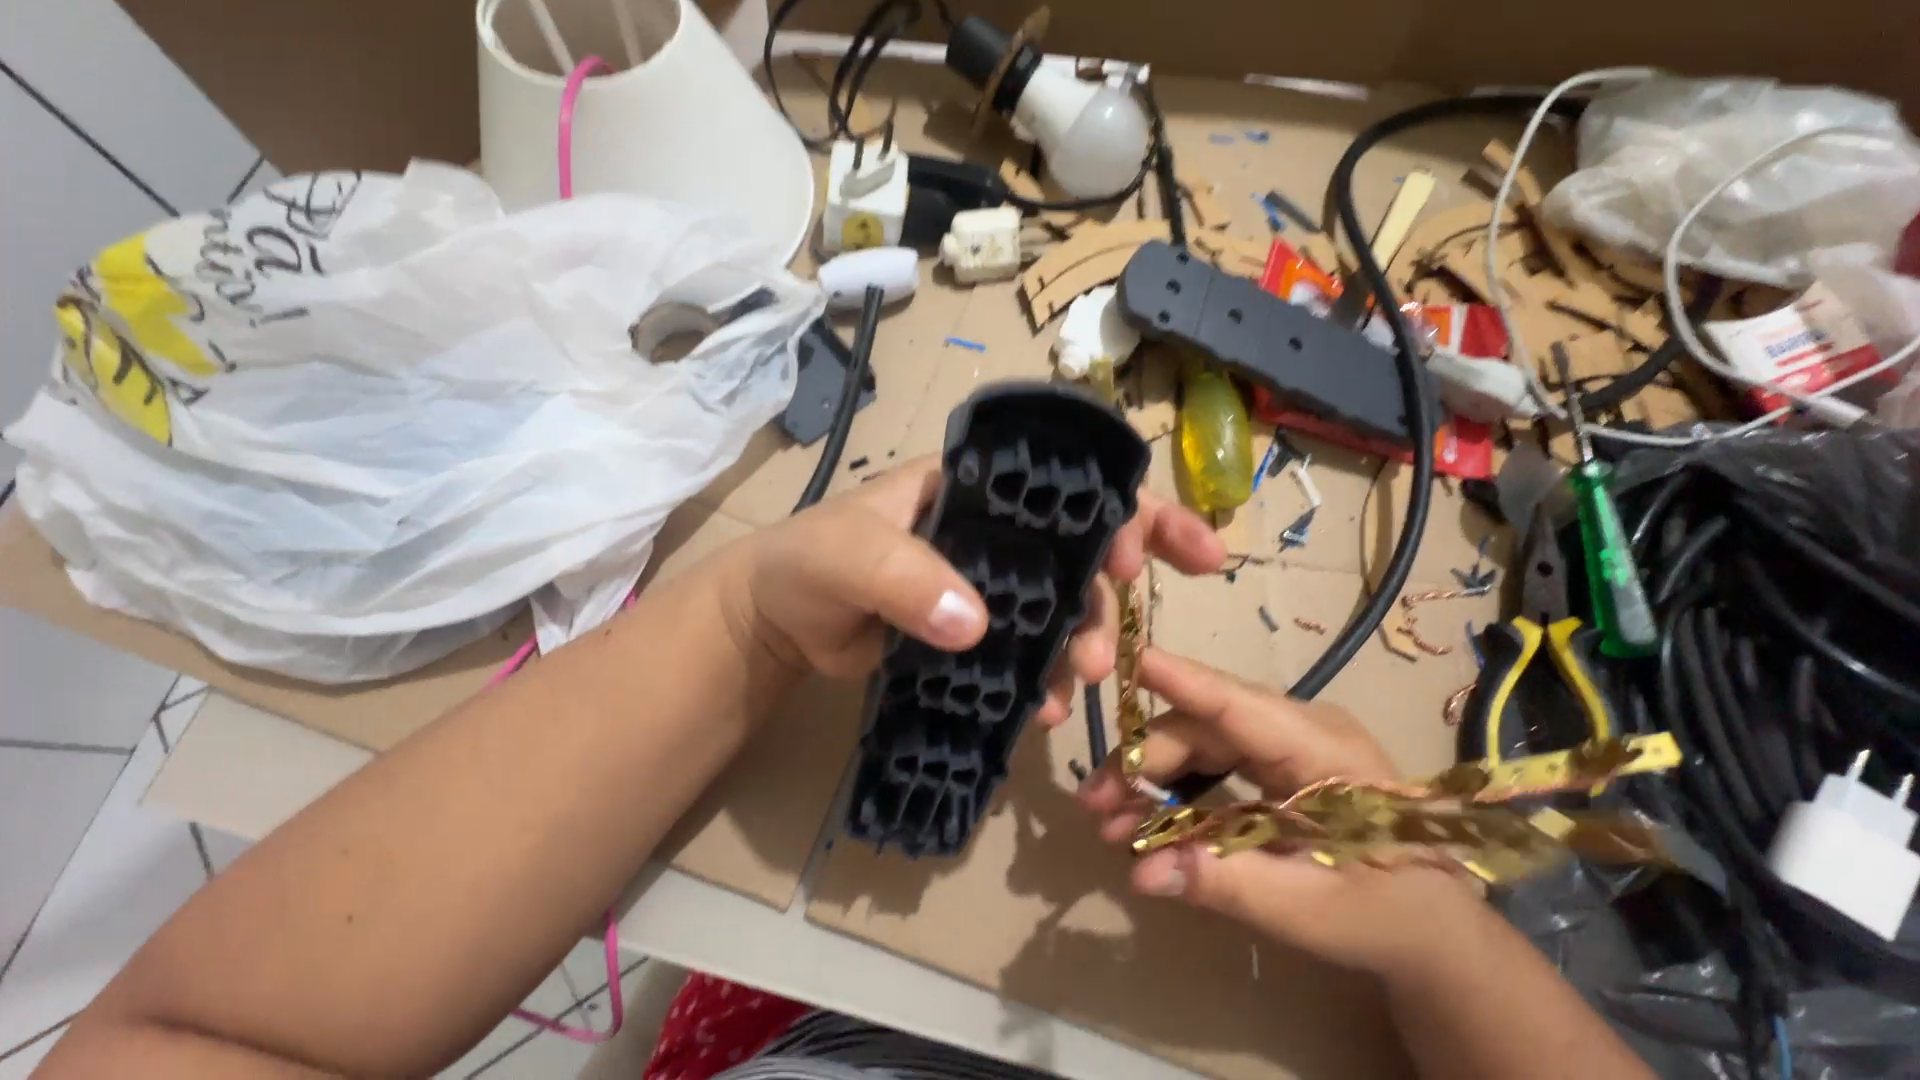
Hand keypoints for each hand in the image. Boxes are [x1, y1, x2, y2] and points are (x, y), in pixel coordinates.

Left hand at [722, 456, 1224, 723]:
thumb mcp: (848, 553)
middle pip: (1081, 555)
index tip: (1166, 555)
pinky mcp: (976, 637)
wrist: (777, 622)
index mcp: (977, 490)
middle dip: (1108, 601)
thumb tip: (976, 624)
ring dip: (1082, 648)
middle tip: (1104, 656)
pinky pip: (1029, 655)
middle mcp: (997, 533)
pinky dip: (1045, 680)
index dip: (1130, 511)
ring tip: (1075, 689)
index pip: (1070, 487)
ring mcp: (991, 586)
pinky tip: (1041, 710)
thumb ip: (904, 577)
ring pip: (1062, 611)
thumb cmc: (807, 562)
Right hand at [1079, 649, 1485, 976]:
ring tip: (1107, 822)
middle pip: (1205, 726)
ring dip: (1151, 776)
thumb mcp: (1309, 910)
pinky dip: (1175, 790)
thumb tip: (1140, 871)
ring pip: (1200, 741)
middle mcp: (1300, 730)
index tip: (1130, 660)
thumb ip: (1226, 883)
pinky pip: (1213, 762)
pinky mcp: (1274, 763)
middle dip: (1143, 760)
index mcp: (1324, 750)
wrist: (1432, 930)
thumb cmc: (1387, 915)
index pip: (1241, 705)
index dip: (1184, 682)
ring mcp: (1286, 743)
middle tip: (1093, 806)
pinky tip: (1144, 821)